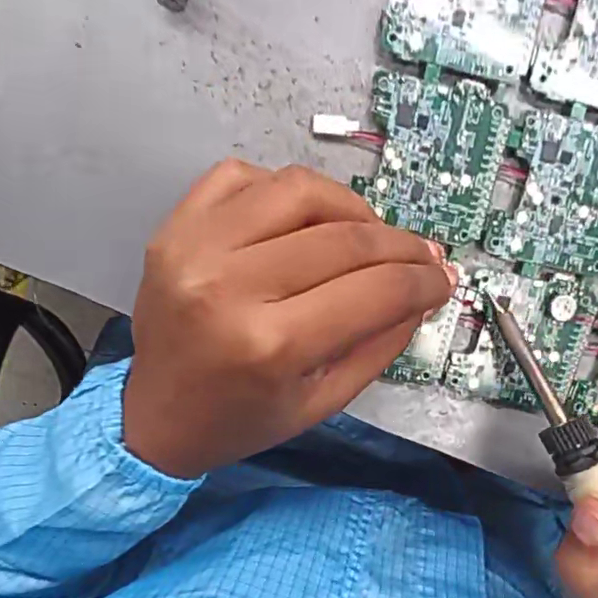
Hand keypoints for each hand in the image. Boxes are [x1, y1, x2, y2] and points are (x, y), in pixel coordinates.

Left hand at [123, 160, 457, 477]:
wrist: (157, 418)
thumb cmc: (240, 420)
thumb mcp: (322, 400)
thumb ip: (380, 343)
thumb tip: (424, 289)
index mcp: (269, 346)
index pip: (375, 289)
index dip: (423, 280)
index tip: (441, 279)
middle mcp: (228, 287)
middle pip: (344, 238)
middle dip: (399, 245)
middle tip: (419, 257)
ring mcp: (193, 249)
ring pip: (298, 189)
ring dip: (348, 207)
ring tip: (363, 236)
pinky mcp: (172, 230)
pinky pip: (241, 176)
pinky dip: (282, 191)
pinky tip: (298, 222)